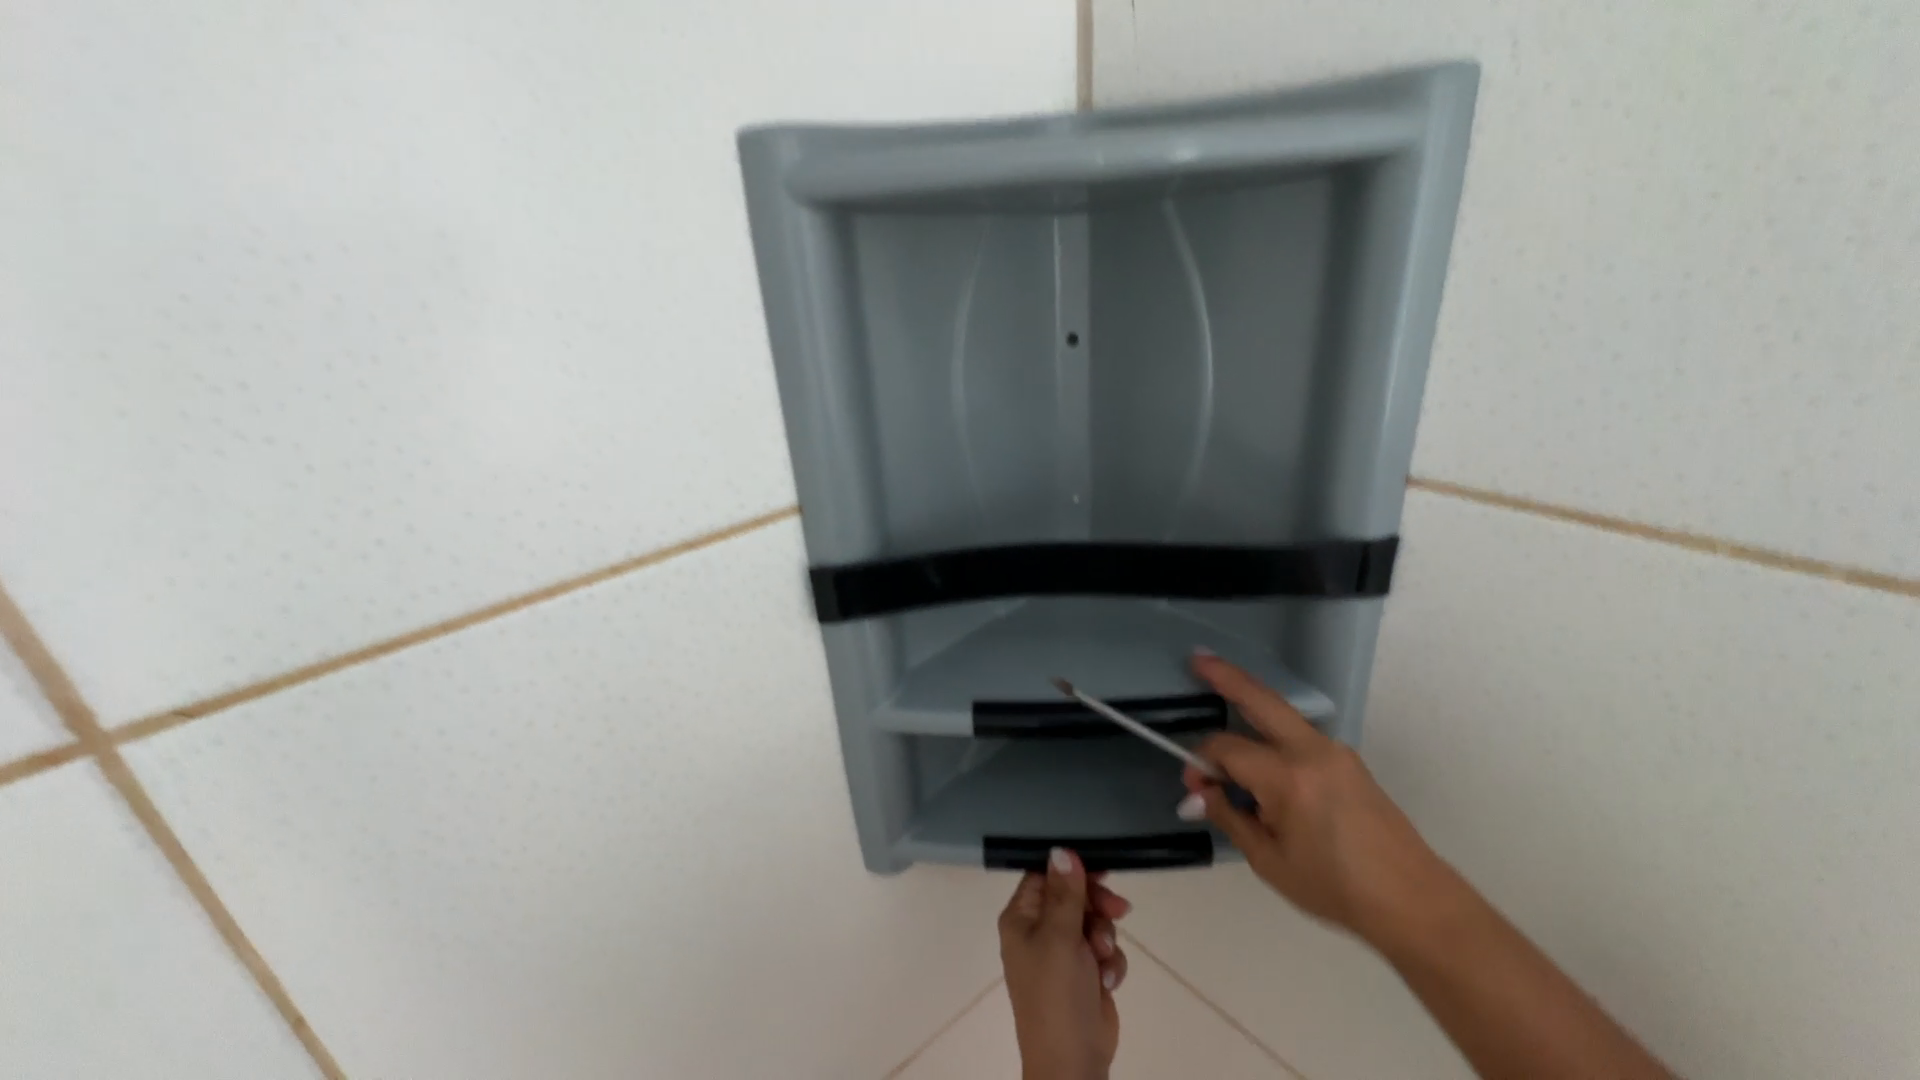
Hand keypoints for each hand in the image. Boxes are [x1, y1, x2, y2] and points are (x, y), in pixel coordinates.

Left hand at [998, 848, 1131, 1079]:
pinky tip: (1108, 981)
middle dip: (1097, 905)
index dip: (1072, 870)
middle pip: (1074, 896)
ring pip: (1094, 921)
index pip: (1044, 875)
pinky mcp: (1086, 972)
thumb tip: (1060, 848)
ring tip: (1103, 957)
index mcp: (1021, 918)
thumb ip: (1064, 892)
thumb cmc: (1056, 992)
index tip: (1101, 868)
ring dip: (1106, 937)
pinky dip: (1111, 962)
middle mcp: (1039, 931)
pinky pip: (1105, 949)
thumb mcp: (1059, 936)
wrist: (1073, 1060)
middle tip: (1118, 910)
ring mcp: (1063, 953)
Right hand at [1178, 652, 1455, 947]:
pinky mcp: (1347, 760)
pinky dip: (1270, 732)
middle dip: (1226, 676)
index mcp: (1288, 779)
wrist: (1411, 899)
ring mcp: (1334, 751)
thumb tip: (1200, 794)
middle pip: (1261, 700)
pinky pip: (1298, 734)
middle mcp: (1311, 752)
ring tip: (1220, 685)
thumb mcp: (1269, 861)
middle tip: (1197, 658)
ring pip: (1281, 713)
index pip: (1227, 750)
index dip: (1202, 763)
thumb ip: (1230, 817)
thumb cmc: (1334, 887)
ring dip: (1250, 700)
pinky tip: (1258, 752)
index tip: (1194, 788)